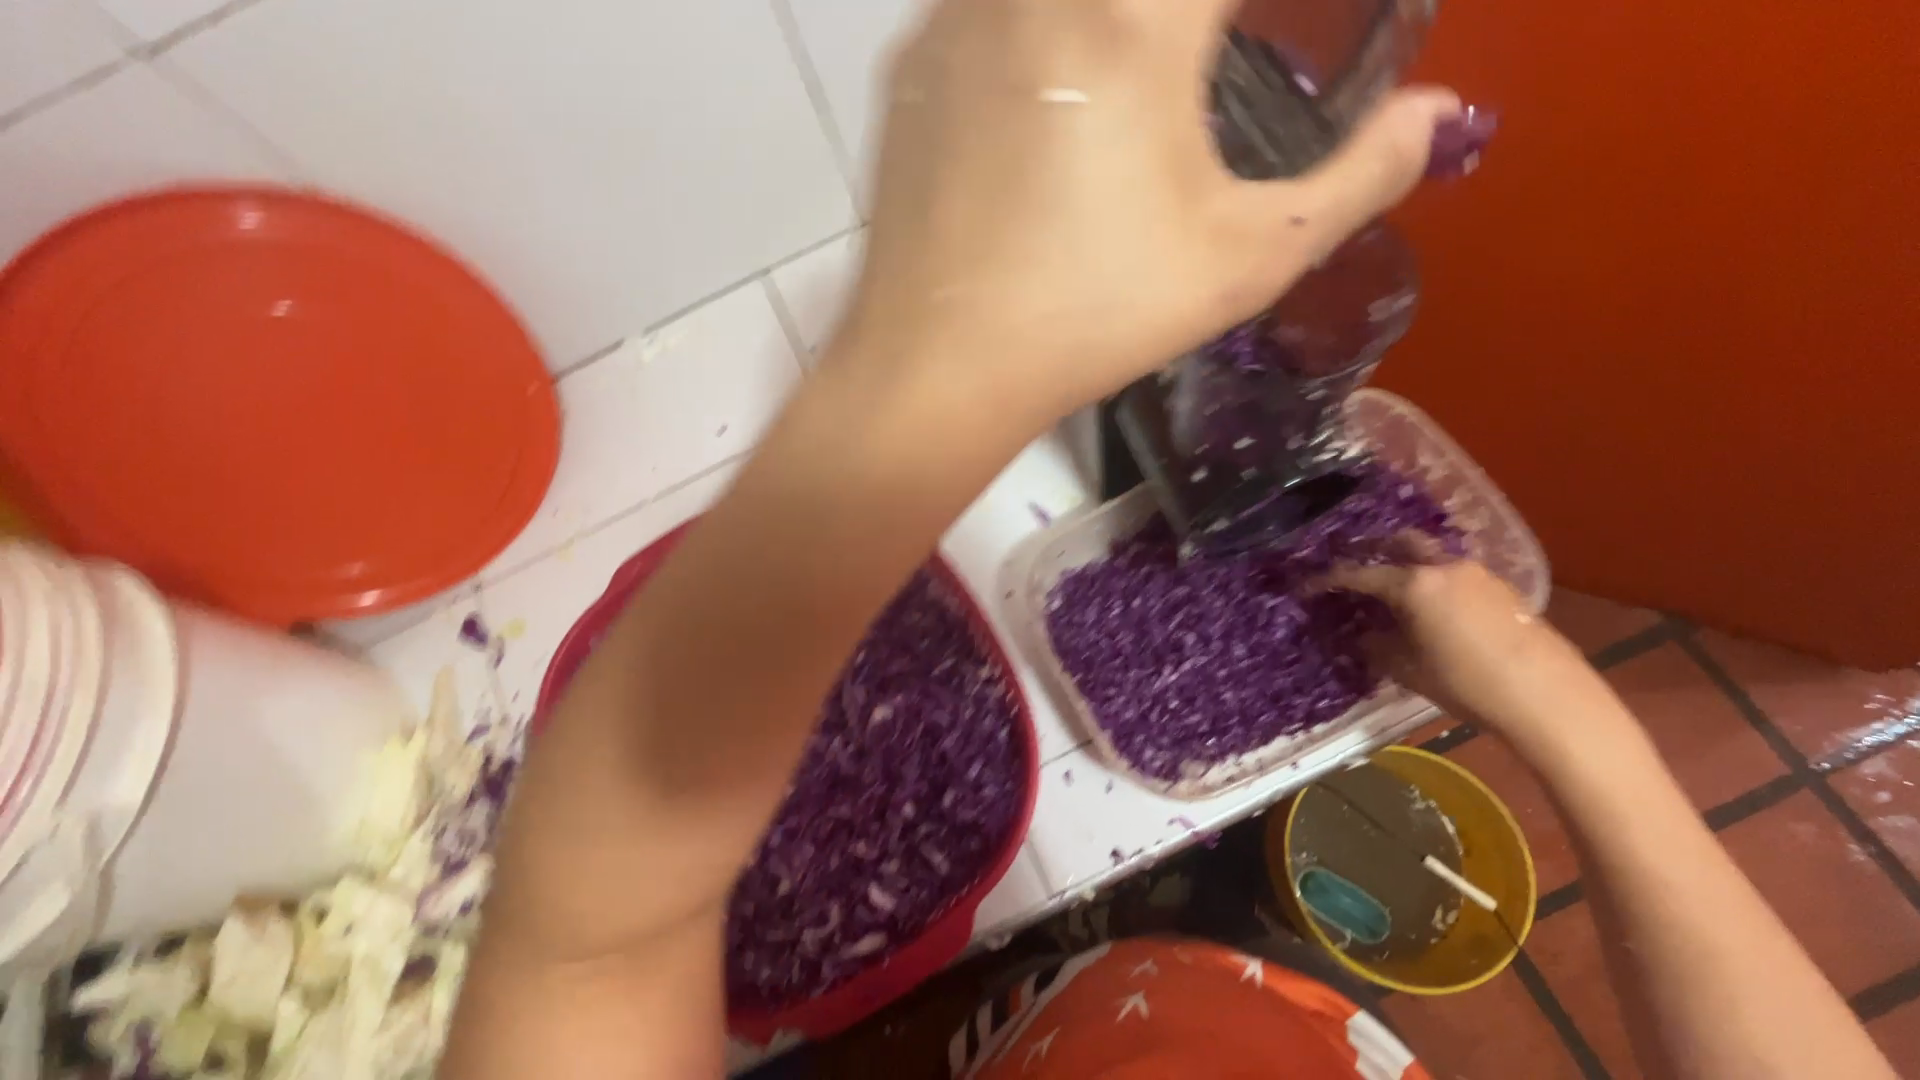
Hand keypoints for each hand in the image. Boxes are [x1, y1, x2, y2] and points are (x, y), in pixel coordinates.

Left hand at [836, 0, 1464, 426]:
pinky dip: (1035, 25)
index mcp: (1137, 22)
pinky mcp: (911, 61)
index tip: (1248, 37)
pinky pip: (988, 2)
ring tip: (1124, 92)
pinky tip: (1045, 89)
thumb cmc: (1096, 320)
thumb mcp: (1245, 262)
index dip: (1252, 4)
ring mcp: (961, 15)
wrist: (940, 368)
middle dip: (1180, 20)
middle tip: (1194, 55)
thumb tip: (1436, 114)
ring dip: (1109, 22)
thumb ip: (1358, 178)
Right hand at [1325, 540, 1626, 750]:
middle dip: (1372, 552)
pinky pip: (1454, 575)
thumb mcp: (1408, 669)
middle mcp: (1444, 567)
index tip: (1305, 586)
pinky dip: (1433, 582)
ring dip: (1407, 567)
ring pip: (1431, 558)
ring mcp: (1477, 575)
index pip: (1358, 574)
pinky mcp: (1501, 590)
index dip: (1326, 580)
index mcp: (1414, 584)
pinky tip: (1431, 610)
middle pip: (1400, 544)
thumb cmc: (1467, 683)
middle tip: (1353, 569)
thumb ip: (1377, 645)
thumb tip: (1361, 634)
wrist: (1548, 697)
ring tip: (1392, 592)